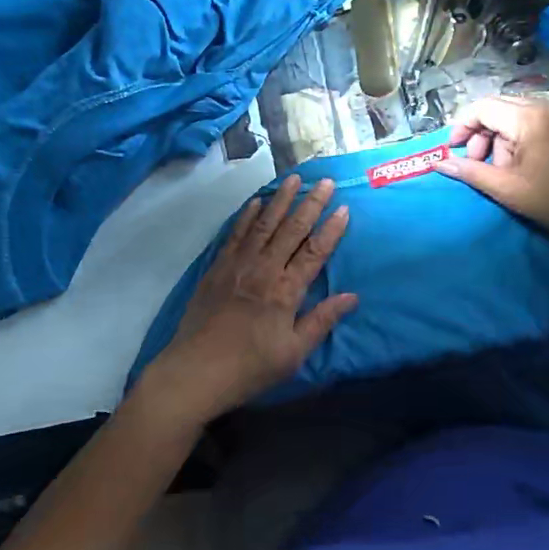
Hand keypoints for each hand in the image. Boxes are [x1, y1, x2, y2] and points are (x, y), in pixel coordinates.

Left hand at [137, 175, 358, 422]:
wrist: (196, 370)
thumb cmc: (250, 367)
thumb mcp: (294, 353)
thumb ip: (321, 321)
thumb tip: (352, 296)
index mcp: (286, 291)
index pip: (315, 252)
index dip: (331, 230)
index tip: (344, 208)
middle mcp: (264, 270)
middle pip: (291, 230)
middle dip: (311, 203)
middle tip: (325, 181)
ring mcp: (238, 265)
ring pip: (263, 224)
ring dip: (280, 200)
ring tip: (293, 179)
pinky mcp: (217, 268)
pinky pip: (235, 234)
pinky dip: (247, 216)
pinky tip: (256, 203)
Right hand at [437, 95, 548, 245]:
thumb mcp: (507, 189)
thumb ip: (470, 171)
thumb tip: (439, 163)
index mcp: (528, 118)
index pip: (482, 108)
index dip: (462, 127)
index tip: (453, 151)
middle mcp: (544, 105)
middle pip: (497, 108)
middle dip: (479, 134)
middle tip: (476, 163)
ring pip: (513, 115)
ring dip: (498, 138)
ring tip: (500, 169)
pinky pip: (532, 121)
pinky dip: (517, 138)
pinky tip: (520, 164)